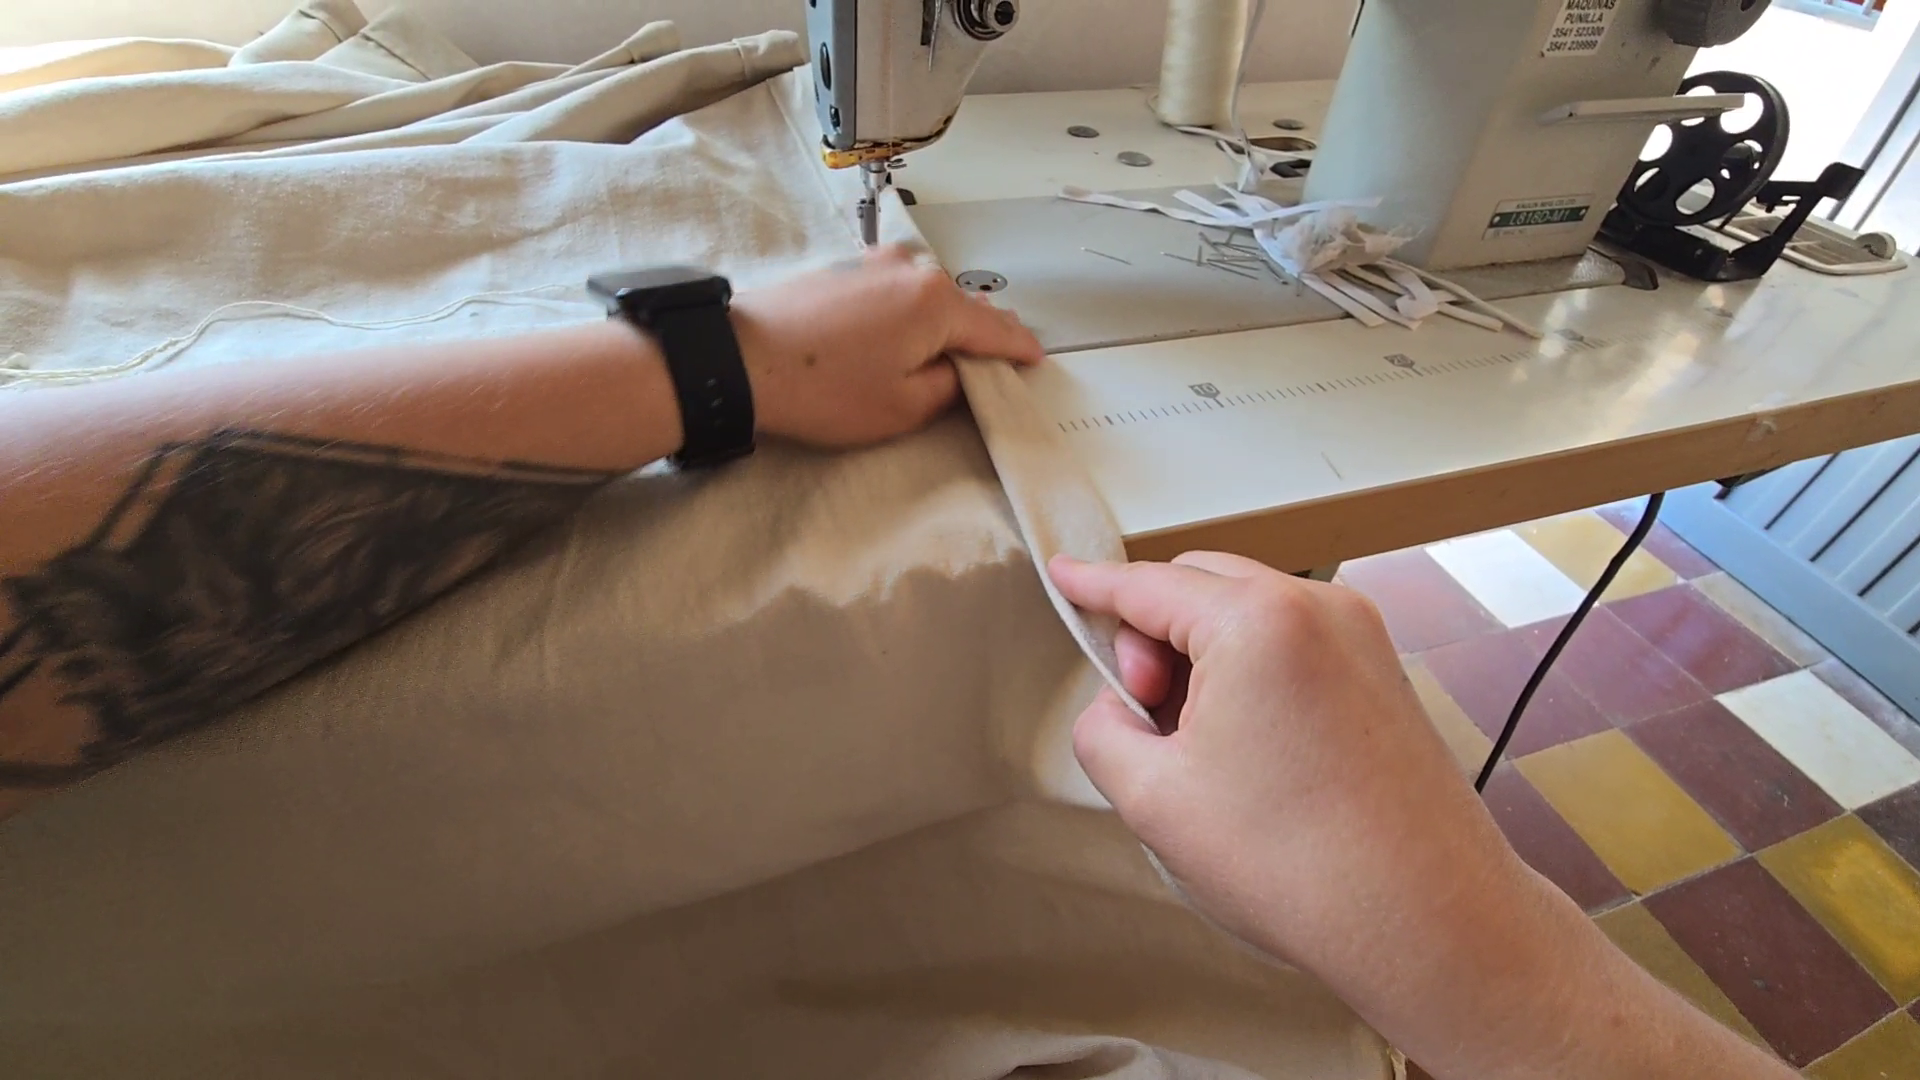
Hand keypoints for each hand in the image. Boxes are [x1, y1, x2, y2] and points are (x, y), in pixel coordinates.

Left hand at [730, 245, 1044, 447]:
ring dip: (944, 319)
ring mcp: (873, 264)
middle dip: (983, 332)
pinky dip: (910, 310)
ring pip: (929, 293)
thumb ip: (948, 387)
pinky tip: (902, 329)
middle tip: (997, 357)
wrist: (740, 360)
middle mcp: (911, 271)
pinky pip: (896, 289)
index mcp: (937, 304)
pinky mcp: (843, 269)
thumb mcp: (904, 408)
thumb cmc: (827, 390)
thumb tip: (960, 371)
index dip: (1019, 348)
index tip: (1036, 359)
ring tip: (949, 345)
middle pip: (964, 305)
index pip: (995, 329)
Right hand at [1047, 553, 1798, 1079]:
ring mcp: (1357, 632)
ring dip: (1198, 655)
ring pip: (1237, 609)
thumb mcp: (1151, 797)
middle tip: (1147, 710)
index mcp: (1256, 623)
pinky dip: (1243, 667)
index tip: (1065, 575)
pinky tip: (1246, 742)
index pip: (1145, 584)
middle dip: (1151, 637)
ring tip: (1204, 742)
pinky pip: (1281, 636)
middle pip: (1193, 586)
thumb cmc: (1311, 867)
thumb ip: (1101, 728)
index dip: (1091, 582)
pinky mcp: (1376, 664)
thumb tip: (1117, 707)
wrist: (1437, 928)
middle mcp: (1316, 607)